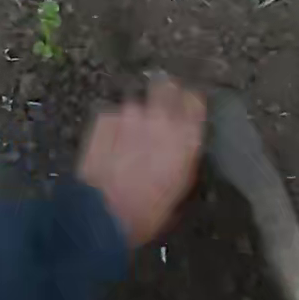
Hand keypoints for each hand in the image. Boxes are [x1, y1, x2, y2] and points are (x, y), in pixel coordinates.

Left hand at [77, 77, 205, 247]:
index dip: (189, 102)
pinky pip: (112, 115)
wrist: (103, 214)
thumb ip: (184, 158)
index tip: (184, 107)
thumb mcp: (179, 188)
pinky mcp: (104, 117)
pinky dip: (112, 125)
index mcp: (186, 136)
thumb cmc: (148, 211)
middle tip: (157, 108)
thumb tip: (181, 148)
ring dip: (134, 115)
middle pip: (166, 86)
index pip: (195, 99)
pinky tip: (108, 145)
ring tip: (127, 138)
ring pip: (136, 102)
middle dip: (163, 92)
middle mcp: (161, 117)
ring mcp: (130, 113)